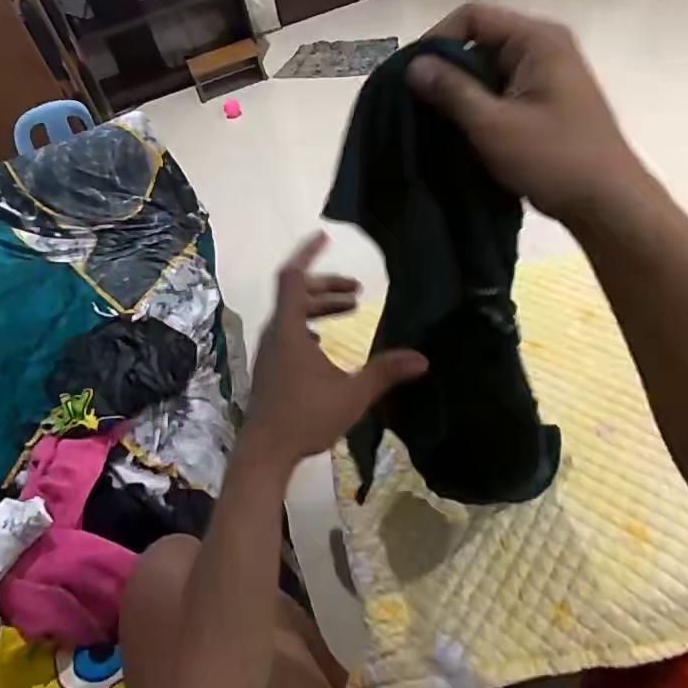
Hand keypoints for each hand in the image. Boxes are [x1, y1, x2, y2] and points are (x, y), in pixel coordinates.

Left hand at [242, 234, 427, 465]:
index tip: (325, 236)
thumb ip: (385, 372)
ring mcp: (270, 349)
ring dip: (320, 306)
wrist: (265, 451)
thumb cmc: (305, 418)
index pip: (293, 276)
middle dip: (327, 286)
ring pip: (293, 312)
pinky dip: (309, 323)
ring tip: (350, 309)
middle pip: (297, 293)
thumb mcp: (352, 394)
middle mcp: (275, 332)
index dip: (309, 254)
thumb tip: (422, 359)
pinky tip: (325, 341)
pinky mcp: (270, 364)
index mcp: (289, 329)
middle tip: (357, 291)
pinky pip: (289, 329)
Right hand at [406, 3, 644, 222]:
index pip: (473, 17)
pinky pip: (501, 90)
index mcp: (537, 40)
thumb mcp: (494, 125)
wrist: (607, 202)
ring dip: (461, 92)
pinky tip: (461, 130)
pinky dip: (479, 106)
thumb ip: (452, 91)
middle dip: (446, 70)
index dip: (435, 40)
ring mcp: (547, 73)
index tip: (410, 75)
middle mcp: (544, 46)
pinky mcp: (545, 99)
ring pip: (488, 69)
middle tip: (416, 101)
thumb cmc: (554, 159)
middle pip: (479, 41)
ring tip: (434, 119)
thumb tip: (414, 65)